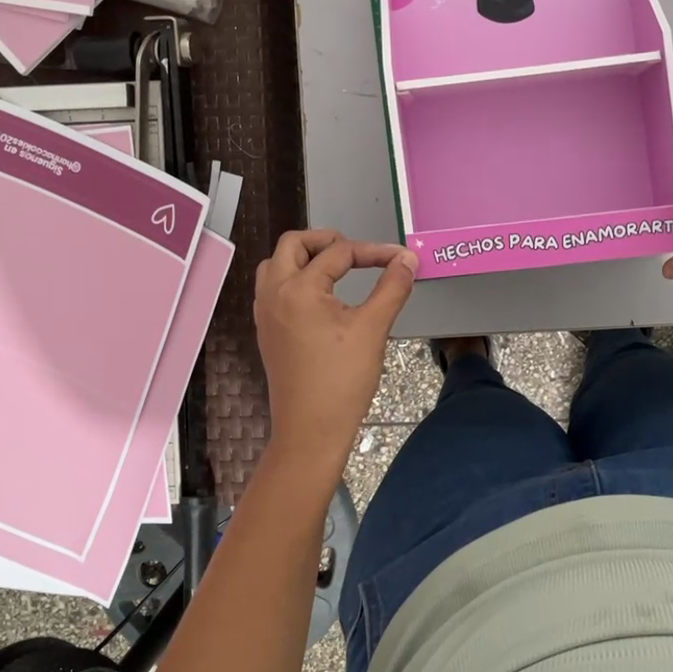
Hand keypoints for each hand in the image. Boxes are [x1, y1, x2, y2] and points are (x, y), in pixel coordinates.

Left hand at [254, 230, 416, 464]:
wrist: (310, 431)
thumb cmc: (343, 380)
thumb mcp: (373, 329)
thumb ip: (392, 287)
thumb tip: (407, 259)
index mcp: (299, 289)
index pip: (339, 253)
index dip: (373, 252)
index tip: (400, 258)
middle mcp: (274, 293)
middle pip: (293, 244)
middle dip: (326, 240)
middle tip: (356, 251)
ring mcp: (265, 313)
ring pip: (276, 264)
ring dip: (304, 257)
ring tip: (336, 268)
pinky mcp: (266, 330)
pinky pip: (272, 287)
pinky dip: (293, 278)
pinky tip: (319, 295)